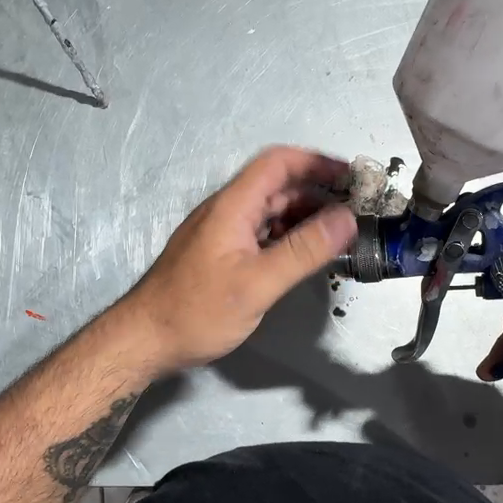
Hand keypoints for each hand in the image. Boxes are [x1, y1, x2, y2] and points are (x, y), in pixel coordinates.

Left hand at [111, 147, 353, 374]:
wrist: (145, 340)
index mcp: (232, 206)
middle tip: (358, 211)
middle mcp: (227, 212)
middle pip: (277, 186)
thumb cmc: (197, 311)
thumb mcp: (257, 283)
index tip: (352, 178)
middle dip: (318, 192)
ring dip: (306, 217)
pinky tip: (307, 256)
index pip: (278, 163)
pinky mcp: (220, 256)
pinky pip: (261, 234)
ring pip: (271, 212)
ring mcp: (222, 234)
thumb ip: (303, 250)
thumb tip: (348, 218)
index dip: (316, 162)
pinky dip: (288, 238)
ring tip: (341, 235)